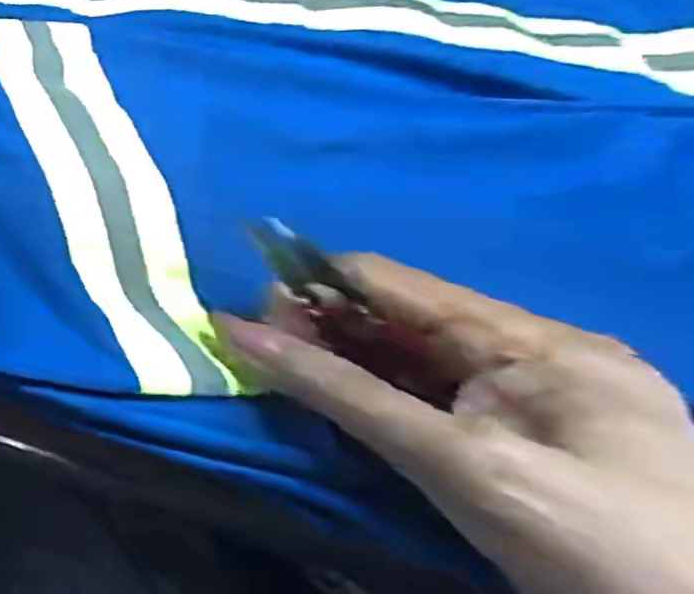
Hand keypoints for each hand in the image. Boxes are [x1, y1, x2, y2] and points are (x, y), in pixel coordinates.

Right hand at [217, 255, 693, 593]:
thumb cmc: (606, 553)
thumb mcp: (460, 464)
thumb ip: (339, 389)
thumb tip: (227, 329)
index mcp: (534, 342)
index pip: (385, 281)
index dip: (308, 289)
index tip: (253, 327)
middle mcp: (527, 357)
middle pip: (387, 317)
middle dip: (317, 331)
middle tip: (264, 362)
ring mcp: (525, 404)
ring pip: (396, 358)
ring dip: (334, 365)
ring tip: (284, 383)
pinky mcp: (515, 445)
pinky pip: (417, 398)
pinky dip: (365, 398)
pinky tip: (330, 408)